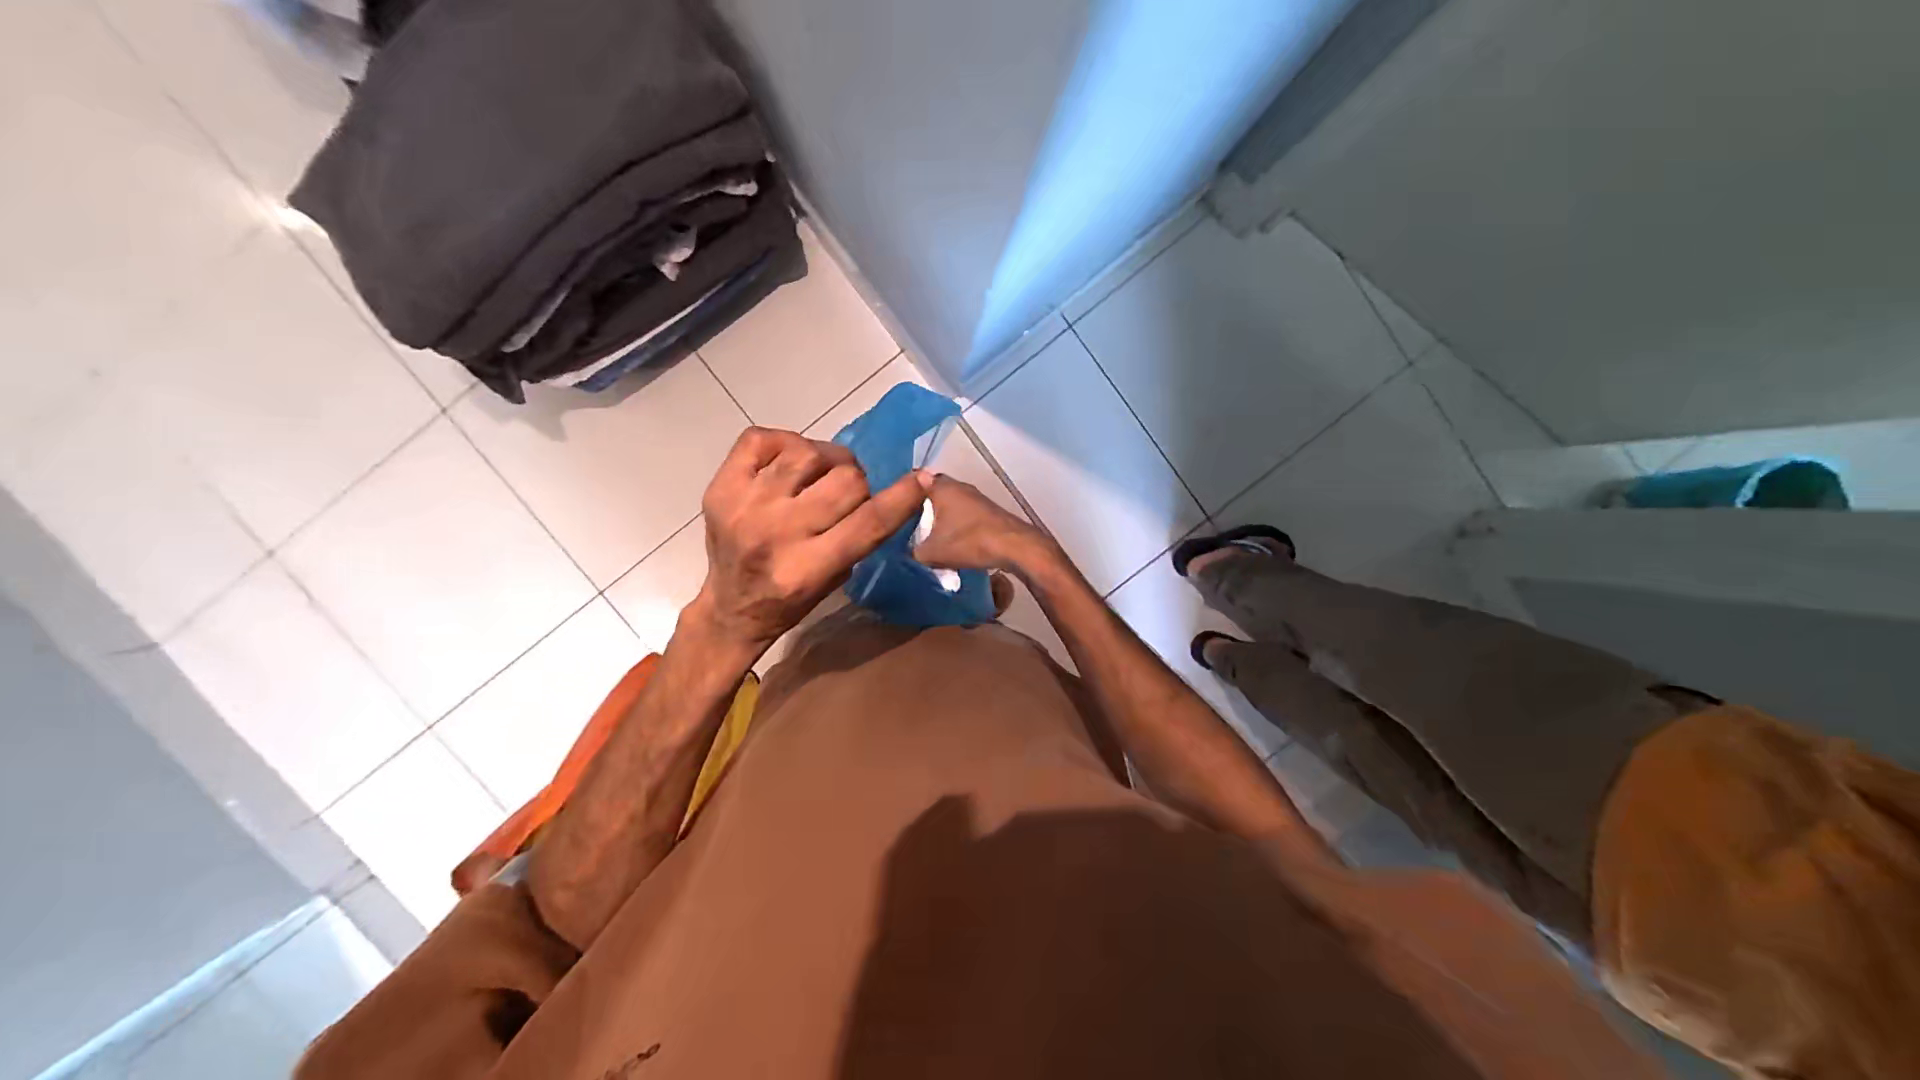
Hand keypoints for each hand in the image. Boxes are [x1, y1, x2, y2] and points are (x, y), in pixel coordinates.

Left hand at [691, 427, 928, 655]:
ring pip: (809, 452)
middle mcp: (775, 533)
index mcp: (807, 568)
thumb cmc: (791, 600)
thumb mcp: (836, 579)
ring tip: (820, 475)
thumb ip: (860, 535)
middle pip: (845, 480)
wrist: (729, 607)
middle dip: (857, 483)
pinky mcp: (722, 486)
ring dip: (826, 460)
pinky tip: (789, 463)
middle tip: (848, 493)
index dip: (902, 497)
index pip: (867, 522)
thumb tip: (886, 489)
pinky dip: (786, 443)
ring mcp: (744, 505)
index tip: (921, 479)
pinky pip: (763, 439)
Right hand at [912, 475, 1050, 575]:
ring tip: (931, 537)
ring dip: (943, 518)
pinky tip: (954, 541)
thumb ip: (914, 551)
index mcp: (941, 487)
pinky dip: (958, 524)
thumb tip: (911, 551)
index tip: (897, 510)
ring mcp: (977, 497)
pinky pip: (965, 514)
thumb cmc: (968, 542)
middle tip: (912, 527)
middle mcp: (960, 486)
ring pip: (952, 504)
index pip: (917, 481)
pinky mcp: (989, 511)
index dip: (906, 494)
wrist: (1013, 547)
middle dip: (924, 508)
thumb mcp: (931, 552)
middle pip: (935, 493)